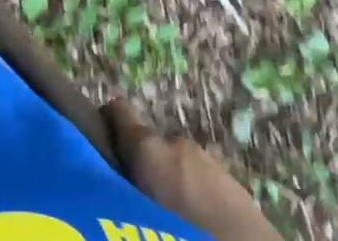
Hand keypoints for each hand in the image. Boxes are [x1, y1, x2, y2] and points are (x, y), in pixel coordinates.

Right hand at [103, 99, 283, 240]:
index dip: (107, 123)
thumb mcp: (130, 207)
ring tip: (171, 211)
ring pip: (178, 162)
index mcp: (146, 147)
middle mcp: (176, 143)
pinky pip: (202, 179)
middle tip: (140, 195)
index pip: (117, 109)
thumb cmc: (177, 228)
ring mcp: (209, 161)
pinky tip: (197, 219)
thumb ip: (116, 182)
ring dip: (172, 179)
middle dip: (144, 163)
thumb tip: (102, 172)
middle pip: (150, 142)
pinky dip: (196, 192)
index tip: (102, 146)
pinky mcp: (235, 182)